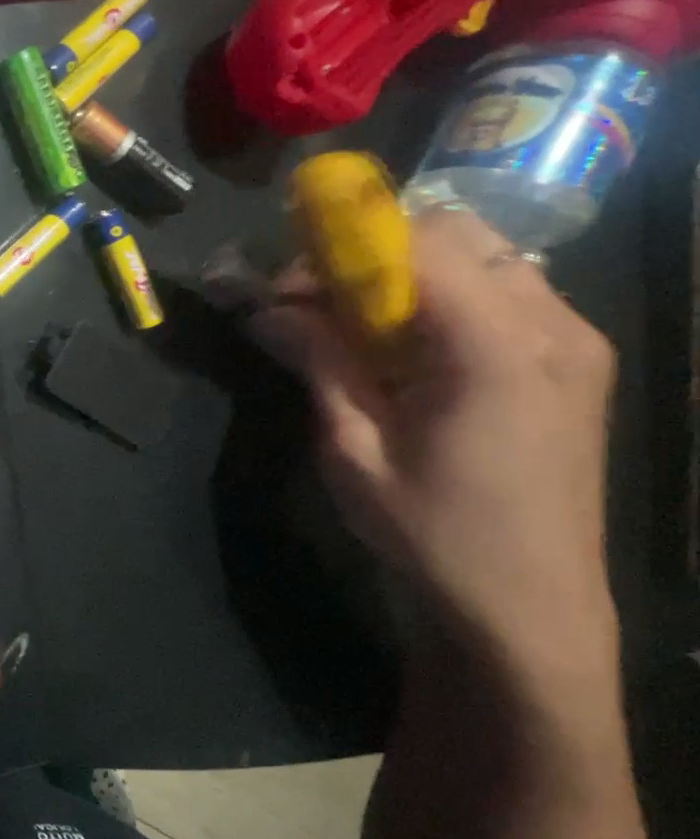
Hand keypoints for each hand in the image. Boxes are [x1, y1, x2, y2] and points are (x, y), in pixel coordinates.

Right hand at [251, 211, 618, 672]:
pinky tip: (404, 346)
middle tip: (312, 301)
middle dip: (373, 250)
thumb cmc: (432, 533)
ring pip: (484, 257)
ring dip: (407, 272)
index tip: (280, 287)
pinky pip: (504, 292)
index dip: (338, 250)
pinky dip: (442, 296)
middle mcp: (554, 326)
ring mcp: (575, 341)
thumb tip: (265, 309)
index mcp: (500, 349)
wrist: (529, 604)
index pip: (418, 246)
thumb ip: (319, 364)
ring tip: (350, 324)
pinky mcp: (573, 362)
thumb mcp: (354, 450)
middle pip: (458, 234)